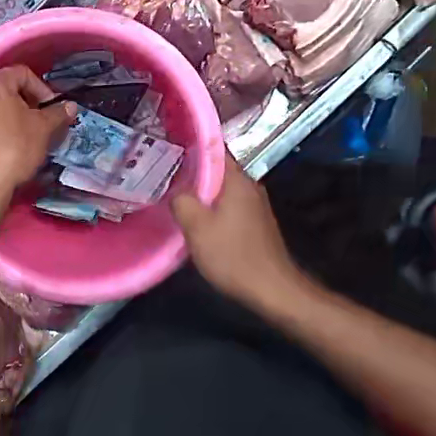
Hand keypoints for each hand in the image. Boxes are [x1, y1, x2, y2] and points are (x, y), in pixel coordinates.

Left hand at [0, 66, 75, 209]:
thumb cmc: (13, 149)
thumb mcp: (43, 129)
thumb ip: (58, 113)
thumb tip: (70, 106)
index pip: (22, 72)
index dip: (43, 88)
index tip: (53, 108)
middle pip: (8, 89)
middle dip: (30, 103)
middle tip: (44, 122)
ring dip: (16, 118)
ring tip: (30, 137)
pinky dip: (1, 130)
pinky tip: (11, 149)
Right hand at [171, 157, 304, 304]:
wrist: (272, 290)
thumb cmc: (232, 255)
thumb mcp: (196, 227)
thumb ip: (182, 201)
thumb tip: (175, 189)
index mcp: (237, 180)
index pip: (214, 148)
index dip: (190, 145)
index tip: (167, 146)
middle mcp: (249, 186)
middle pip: (216, 169)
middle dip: (191, 170)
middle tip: (163, 173)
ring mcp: (254, 205)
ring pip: (221, 188)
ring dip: (200, 191)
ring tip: (173, 194)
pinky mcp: (254, 222)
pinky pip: (227, 204)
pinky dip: (210, 207)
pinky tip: (195, 218)